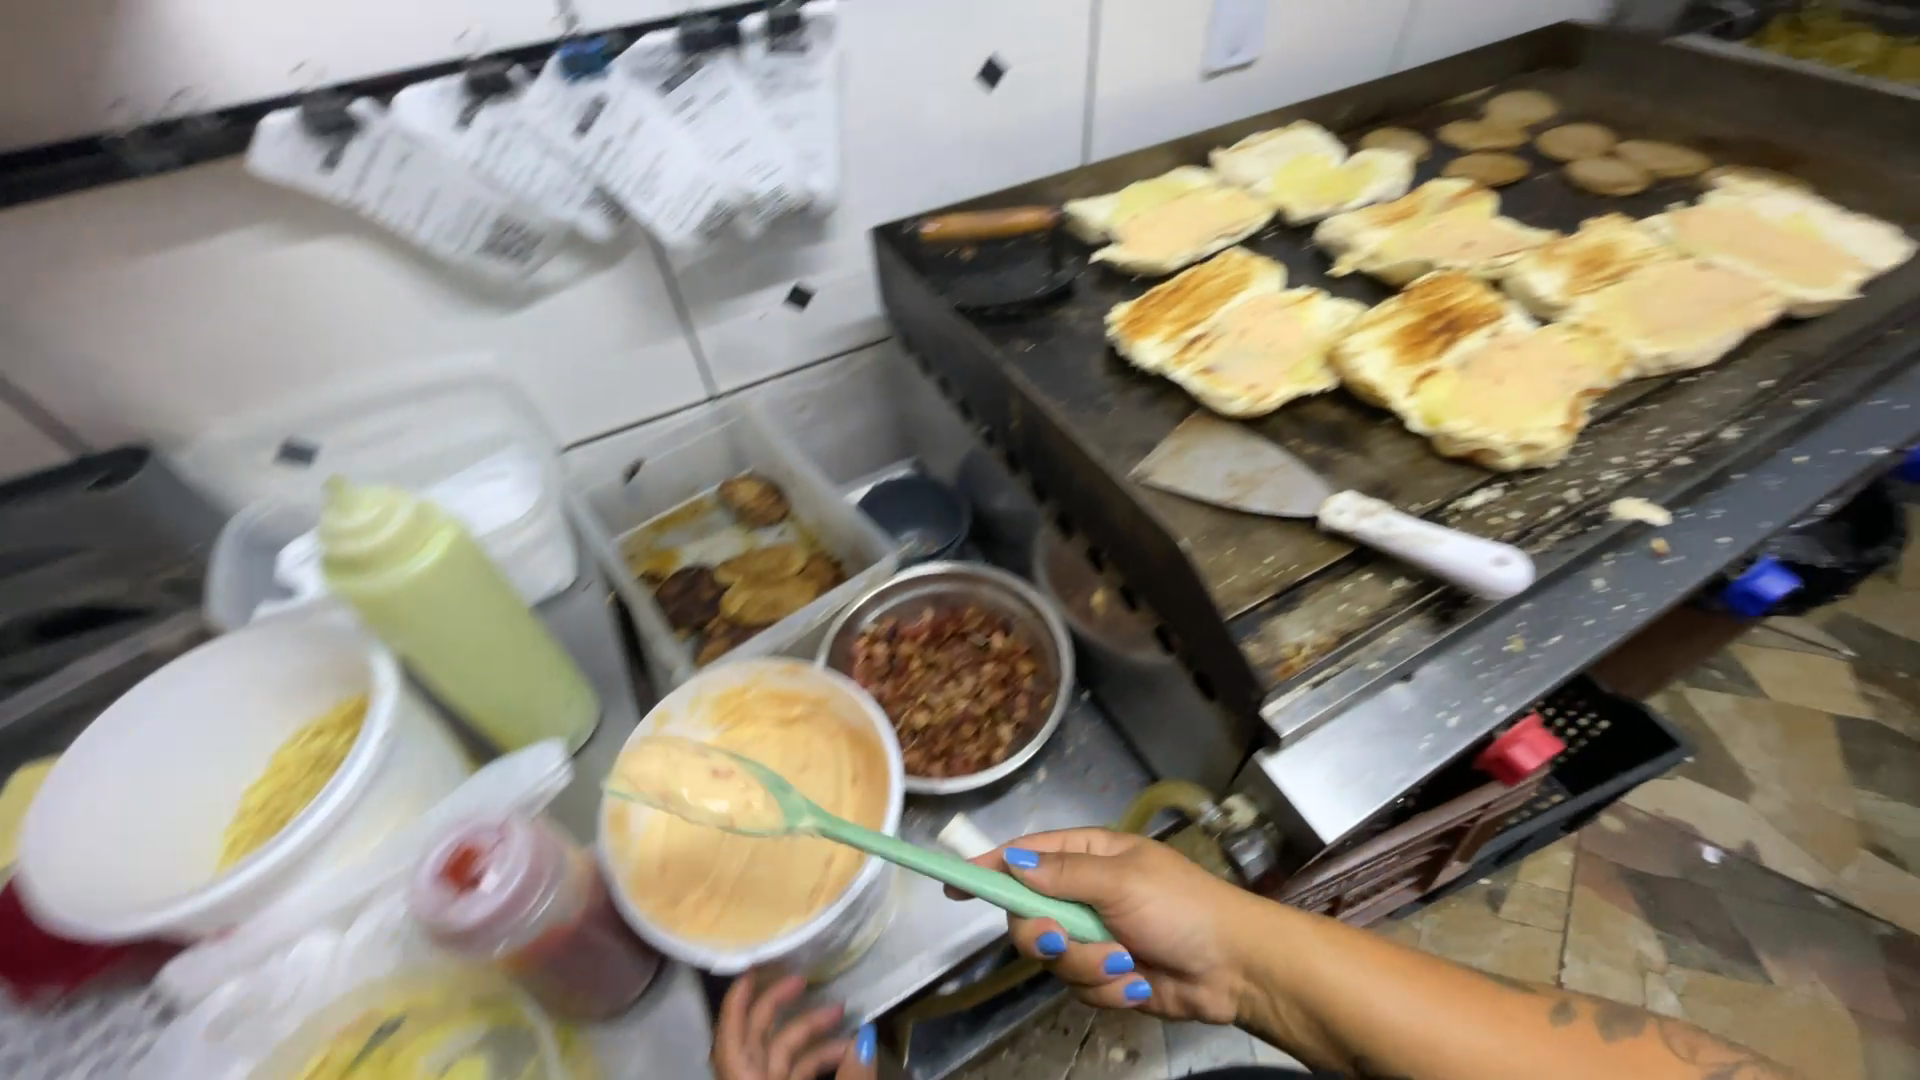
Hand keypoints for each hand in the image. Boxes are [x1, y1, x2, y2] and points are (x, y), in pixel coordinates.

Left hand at [712, 970, 877, 1079]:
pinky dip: (817, 1057)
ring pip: (779, 1052)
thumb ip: (850, 1077)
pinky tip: (846, 1049)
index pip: (730, 1039)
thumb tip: (866, 1038)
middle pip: (754, 1036)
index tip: (753, 966)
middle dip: (778, 1002)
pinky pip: (794, 1071)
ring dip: (809, 1029)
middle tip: (804, 977)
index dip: (737, 1002)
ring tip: (842, 1012)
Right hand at [949, 828, 1260, 1023]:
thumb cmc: (1181, 907)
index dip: (989, 867)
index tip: (954, 884)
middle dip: (1045, 935)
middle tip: (1064, 940)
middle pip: (1028, 915)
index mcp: (1087, 857)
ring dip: (1088, 966)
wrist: (1235, 967)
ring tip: (1126, 963)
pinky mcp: (1106, 974)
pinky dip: (1108, 990)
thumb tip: (1013, 862)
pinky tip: (1138, 983)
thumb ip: (1063, 875)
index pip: (1026, 856)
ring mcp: (1094, 935)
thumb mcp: (1122, 881)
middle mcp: (1083, 894)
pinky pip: (1081, 987)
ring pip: (1053, 959)